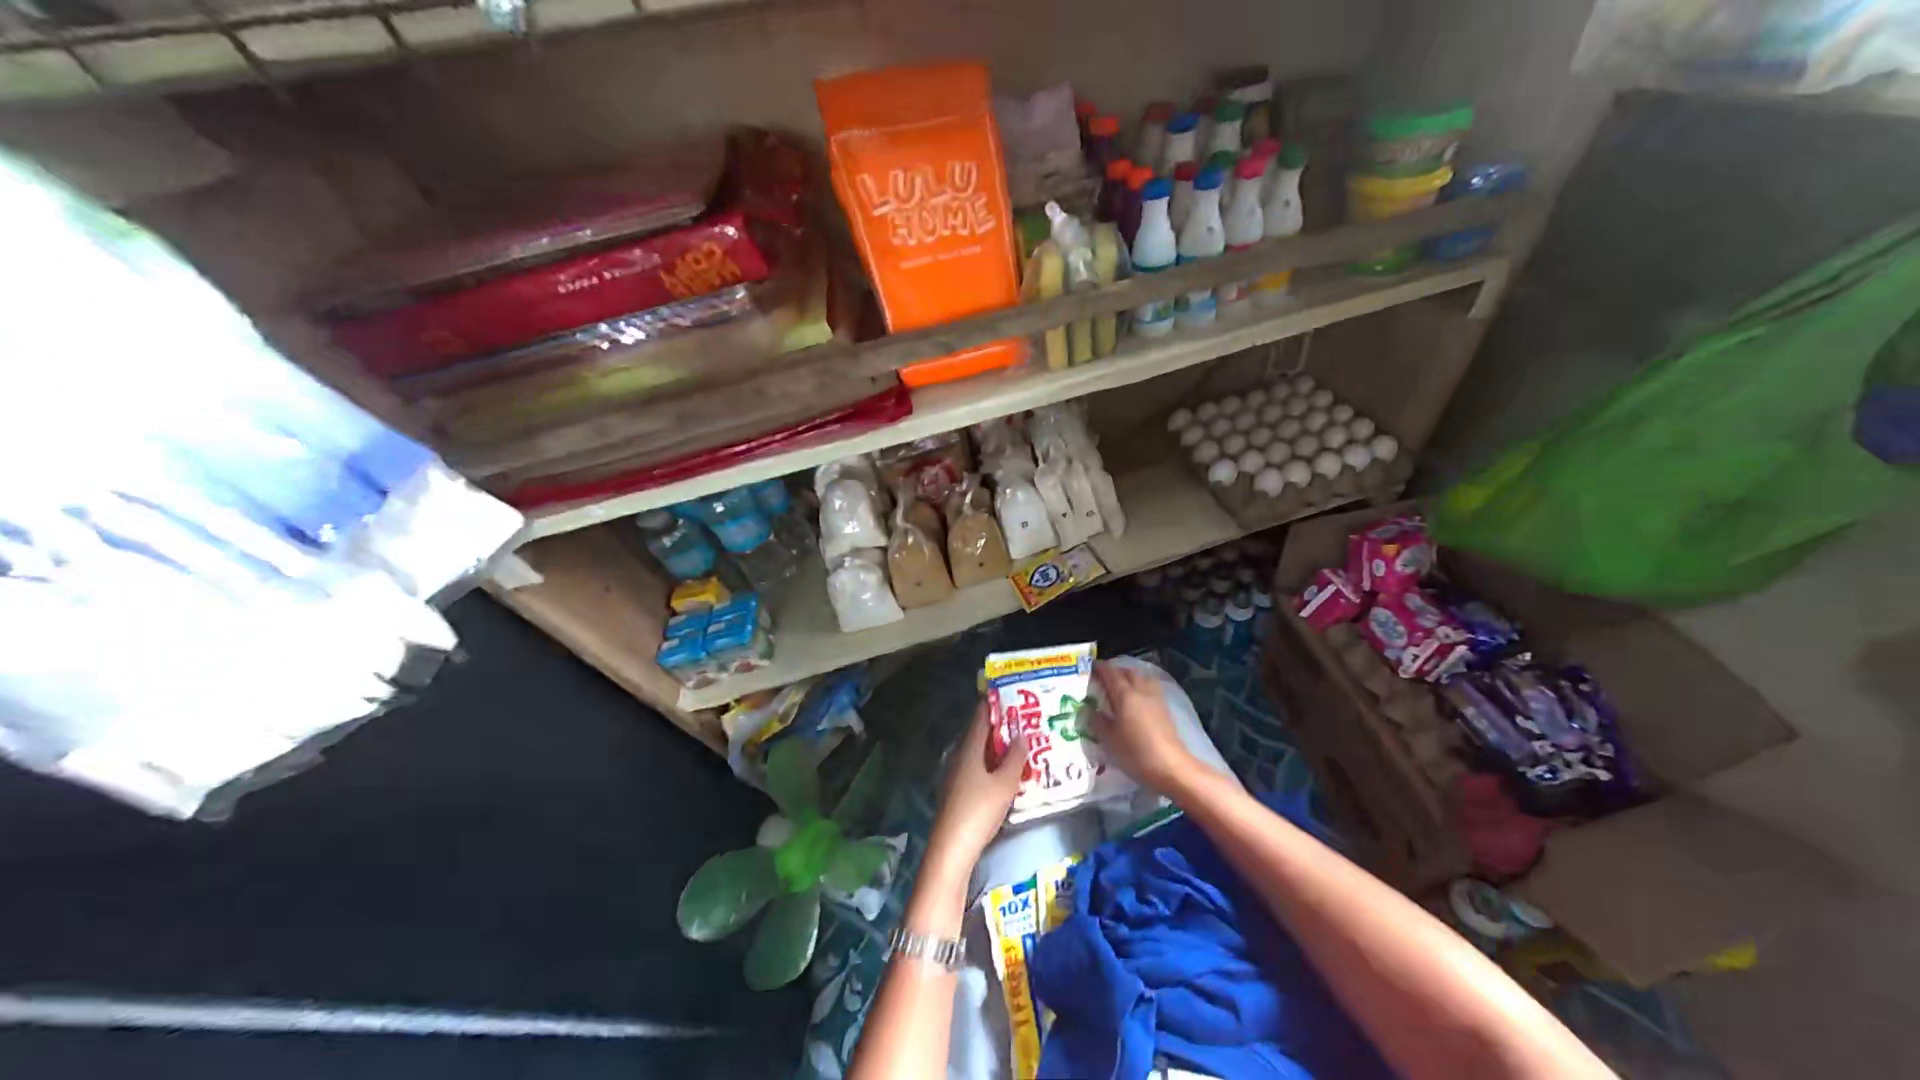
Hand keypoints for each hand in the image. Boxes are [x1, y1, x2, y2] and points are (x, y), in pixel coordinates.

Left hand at [924, 701, 1027, 880]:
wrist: (951, 849)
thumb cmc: (979, 811)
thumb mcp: (1004, 784)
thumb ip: (1015, 758)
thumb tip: (1022, 734)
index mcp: (969, 749)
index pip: (981, 717)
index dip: (994, 703)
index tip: (1010, 693)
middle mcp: (959, 757)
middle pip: (979, 734)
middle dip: (1000, 727)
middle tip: (1024, 721)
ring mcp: (955, 776)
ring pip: (978, 753)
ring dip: (997, 748)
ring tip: (1020, 746)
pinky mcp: (957, 793)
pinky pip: (977, 769)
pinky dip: (991, 765)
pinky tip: (1005, 774)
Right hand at [1092, 661, 1204, 795]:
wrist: (1171, 766)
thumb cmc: (1135, 752)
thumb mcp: (1109, 739)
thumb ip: (1098, 721)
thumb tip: (1090, 709)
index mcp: (1125, 695)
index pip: (1110, 673)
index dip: (1100, 668)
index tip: (1090, 667)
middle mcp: (1141, 691)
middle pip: (1128, 672)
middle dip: (1115, 671)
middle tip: (1103, 679)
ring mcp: (1156, 699)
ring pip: (1141, 678)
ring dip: (1129, 678)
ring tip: (1119, 688)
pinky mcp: (1165, 709)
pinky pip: (1149, 688)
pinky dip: (1140, 687)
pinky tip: (1136, 701)